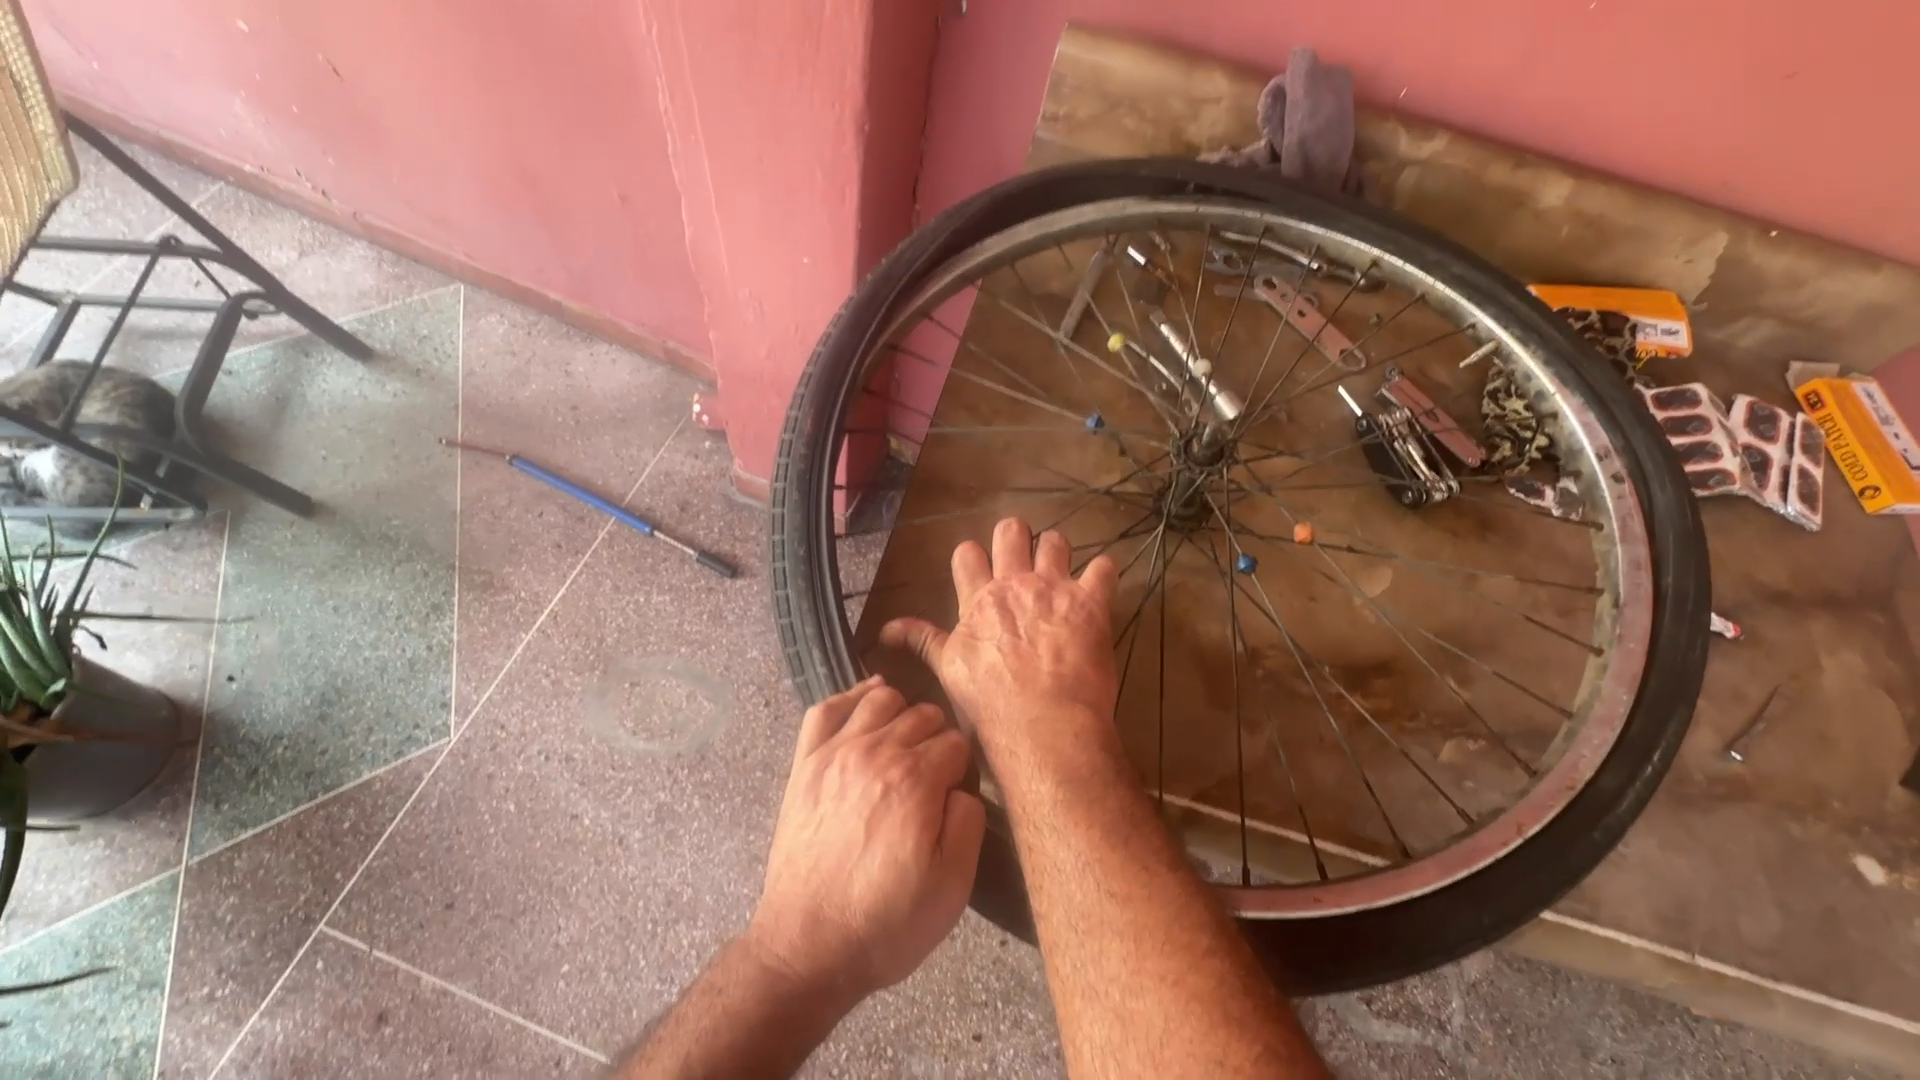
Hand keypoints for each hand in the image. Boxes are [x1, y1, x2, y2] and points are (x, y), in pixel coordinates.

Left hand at [746, 677, 984, 1003]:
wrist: (808, 947)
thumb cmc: (886, 923)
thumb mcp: (952, 887)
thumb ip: (969, 822)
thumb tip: (961, 788)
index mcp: (916, 780)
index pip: (957, 743)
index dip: (963, 766)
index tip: (956, 793)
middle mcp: (876, 752)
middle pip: (923, 715)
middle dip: (938, 737)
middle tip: (935, 774)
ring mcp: (834, 753)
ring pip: (881, 700)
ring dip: (902, 714)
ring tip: (906, 743)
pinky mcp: (804, 764)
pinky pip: (826, 709)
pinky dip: (851, 697)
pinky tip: (867, 706)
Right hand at [880, 517, 1120, 751]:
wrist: (1044, 725)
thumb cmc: (991, 704)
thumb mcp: (949, 671)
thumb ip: (924, 641)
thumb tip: (888, 628)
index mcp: (979, 600)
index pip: (967, 553)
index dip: (975, 557)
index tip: (983, 571)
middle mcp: (1015, 585)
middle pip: (1011, 531)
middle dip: (1016, 538)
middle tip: (1023, 561)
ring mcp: (1055, 590)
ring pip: (1056, 541)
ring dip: (1057, 552)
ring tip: (1060, 572)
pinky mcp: (1091, 603)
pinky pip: (1105, 568)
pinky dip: (1103, 573)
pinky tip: (1099, 586)